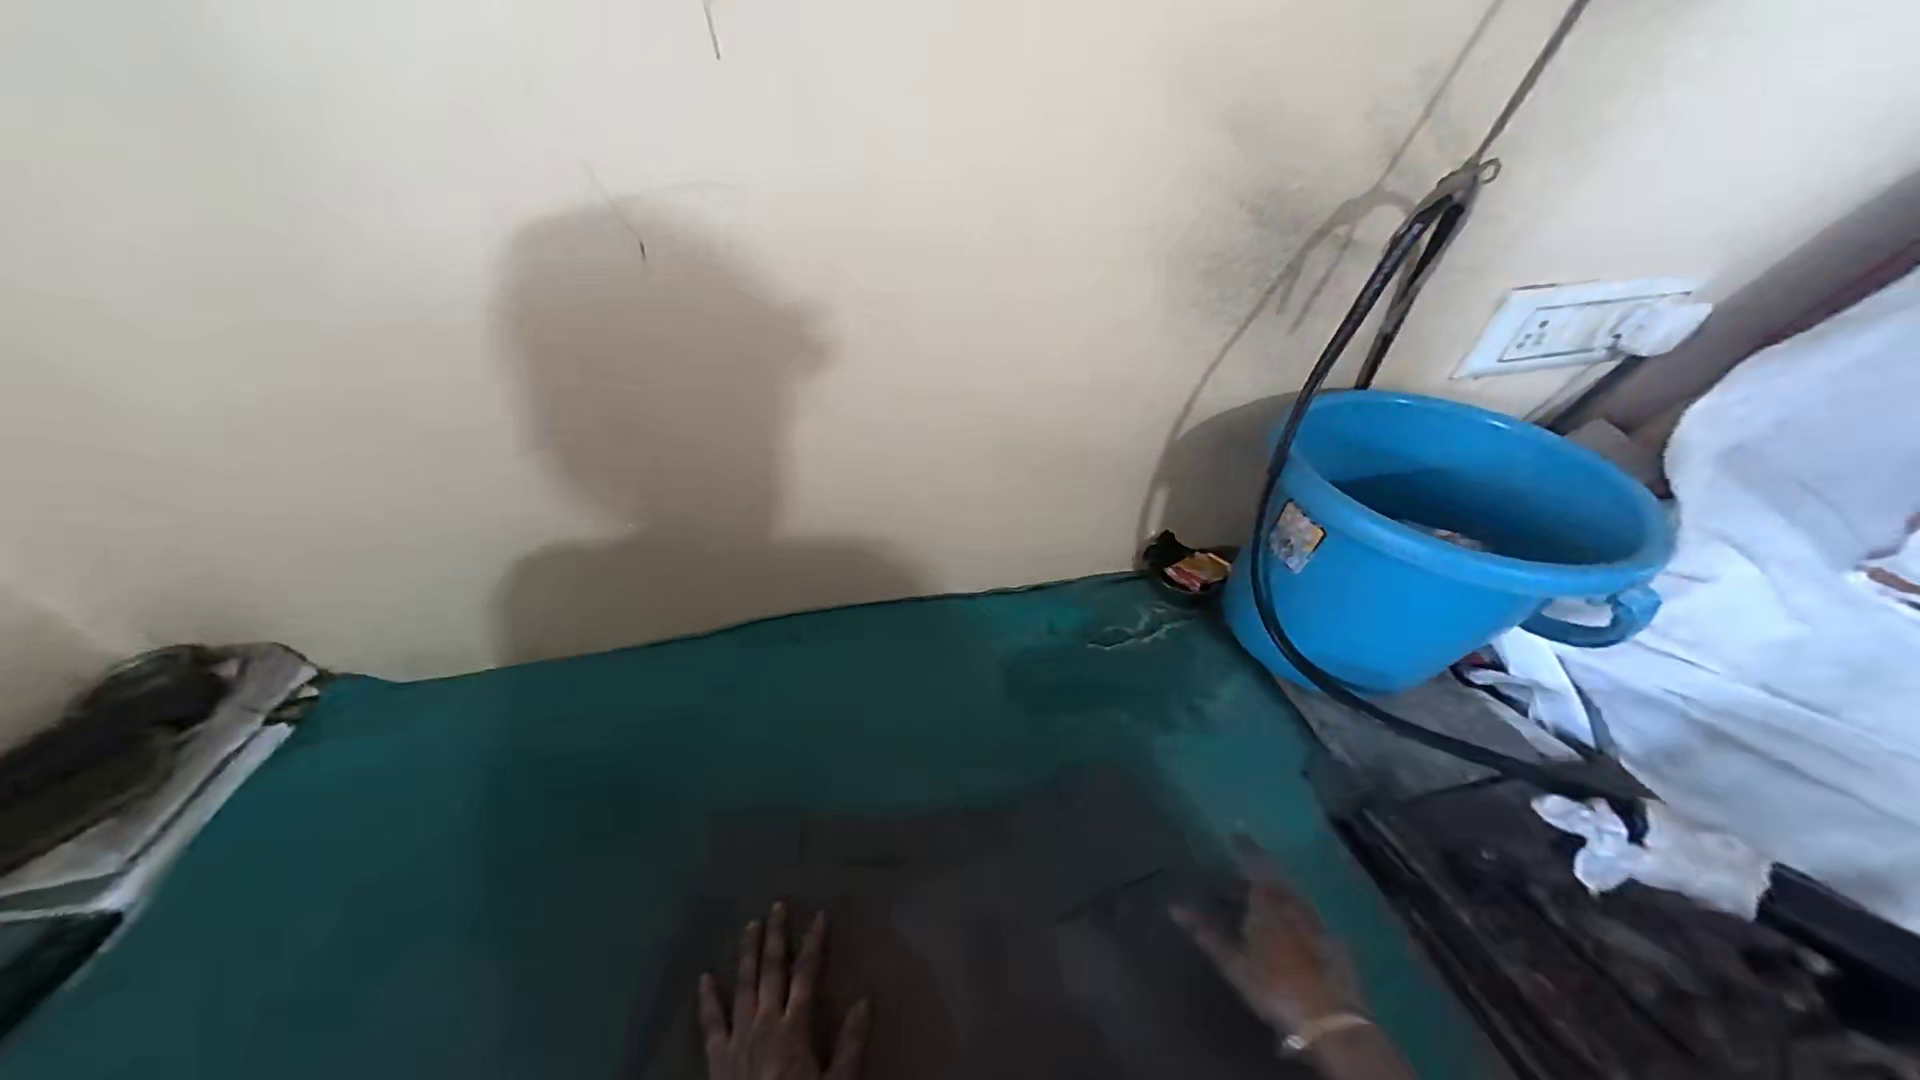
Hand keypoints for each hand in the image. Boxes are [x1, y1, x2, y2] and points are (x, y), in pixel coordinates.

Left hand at [699, 902, 870, 1079]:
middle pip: (771, 971)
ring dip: (747, 953)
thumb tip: (865, 999)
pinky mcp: (716, 1061)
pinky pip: (710, 1024)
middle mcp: (764, 1025)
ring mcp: (736, 1041)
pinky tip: (704, 978)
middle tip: (779, 905)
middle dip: (777, 936)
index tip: (820, 915)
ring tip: (751, 925)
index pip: (807, 975)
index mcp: (794, 1030)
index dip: (815, 943)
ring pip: (742, 986)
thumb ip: (851, 1045)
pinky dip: (707, 999)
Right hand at [1170, 838, 1362, 1033]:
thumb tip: (1174, 907)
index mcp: (1268, 900)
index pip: (1255, 862)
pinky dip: (1291, 911)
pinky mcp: (1332, 941)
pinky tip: (1287, 926)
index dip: (1245, 847)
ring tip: (1257, 901)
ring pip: (1290, 896)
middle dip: (1253, 875)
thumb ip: (1205, 932)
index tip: (1234, 833)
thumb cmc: (1274, 986)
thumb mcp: (1233, 962)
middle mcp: (1293, 903)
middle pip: (1272, 878)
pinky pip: (1306, 914)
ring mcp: (1316, 922)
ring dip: (1272, 892)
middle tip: (1235, 879)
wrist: (1330, 1021)